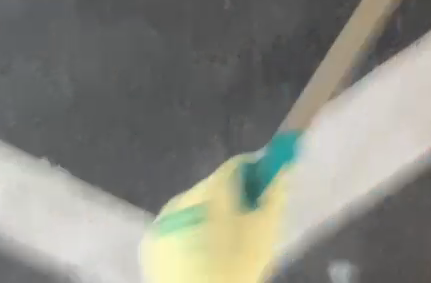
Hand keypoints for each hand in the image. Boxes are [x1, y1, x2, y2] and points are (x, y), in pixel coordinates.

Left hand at [141, 132, 296, 282]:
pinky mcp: (148, 245)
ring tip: (223, 242)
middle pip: (217, 184)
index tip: (266, 191)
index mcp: (212, 188)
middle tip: (248, 220)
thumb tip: (282, 167)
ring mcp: (161, 221)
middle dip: (234, 195)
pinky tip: (201, 254)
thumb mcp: (267, 227)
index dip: (257, 173)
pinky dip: (192, 230)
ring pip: (197, 204)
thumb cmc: (236, 267)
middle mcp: (184, 196)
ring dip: (212, 213)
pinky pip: (178, 224)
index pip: (240, 164)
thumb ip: (276, 189)